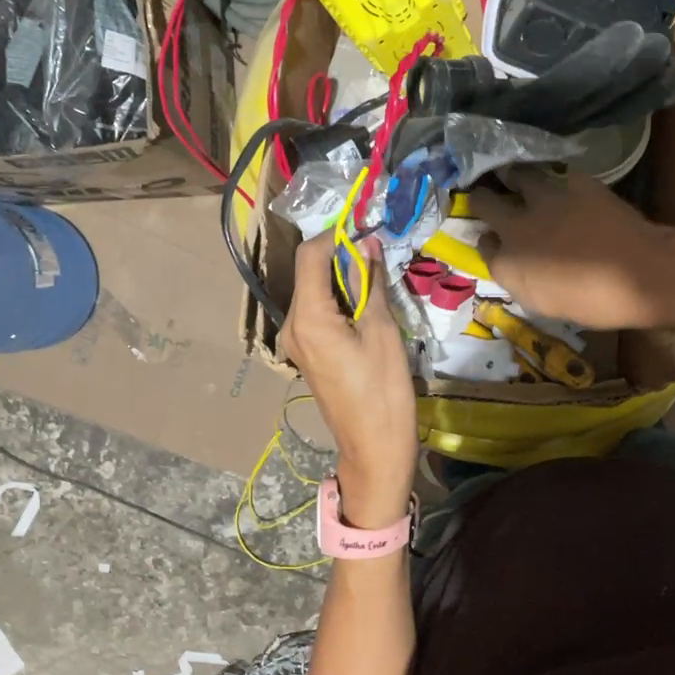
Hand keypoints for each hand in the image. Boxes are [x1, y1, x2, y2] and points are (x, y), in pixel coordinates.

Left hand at [280, 231, 417, 529]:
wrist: (374, 446)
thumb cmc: (382, 390)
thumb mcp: (381, 331)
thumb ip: (369, 283)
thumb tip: (367, 243)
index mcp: (307, 317)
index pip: (311, 254)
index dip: (336, 235)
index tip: (367, 228)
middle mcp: (292, 325)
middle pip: (310, 272)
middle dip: (341, 256)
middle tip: (379, 251)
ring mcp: (297, 341)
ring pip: (315, 292)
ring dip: (342, 278)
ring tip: (378, 277)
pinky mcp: (307, 353)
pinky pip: (319, 313)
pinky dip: (339, 300)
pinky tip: (366, 303)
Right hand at [467, 167, 674, 328]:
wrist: (641, 274)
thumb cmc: (595, 304)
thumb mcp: (546, 304)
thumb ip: (524, 280)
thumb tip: (516, 266)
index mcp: (508, 264)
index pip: (483, 245)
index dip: (488, 241)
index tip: (494, 240)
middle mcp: (518, 227)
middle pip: (485, 203)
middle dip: (482, 200)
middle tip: (486, 197)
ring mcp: (547, 200)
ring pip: (519, 176)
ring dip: (514, 177)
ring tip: (515, 175)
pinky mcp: (578, 184)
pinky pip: (559, 176)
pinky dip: (557, 181)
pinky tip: (564, 185)